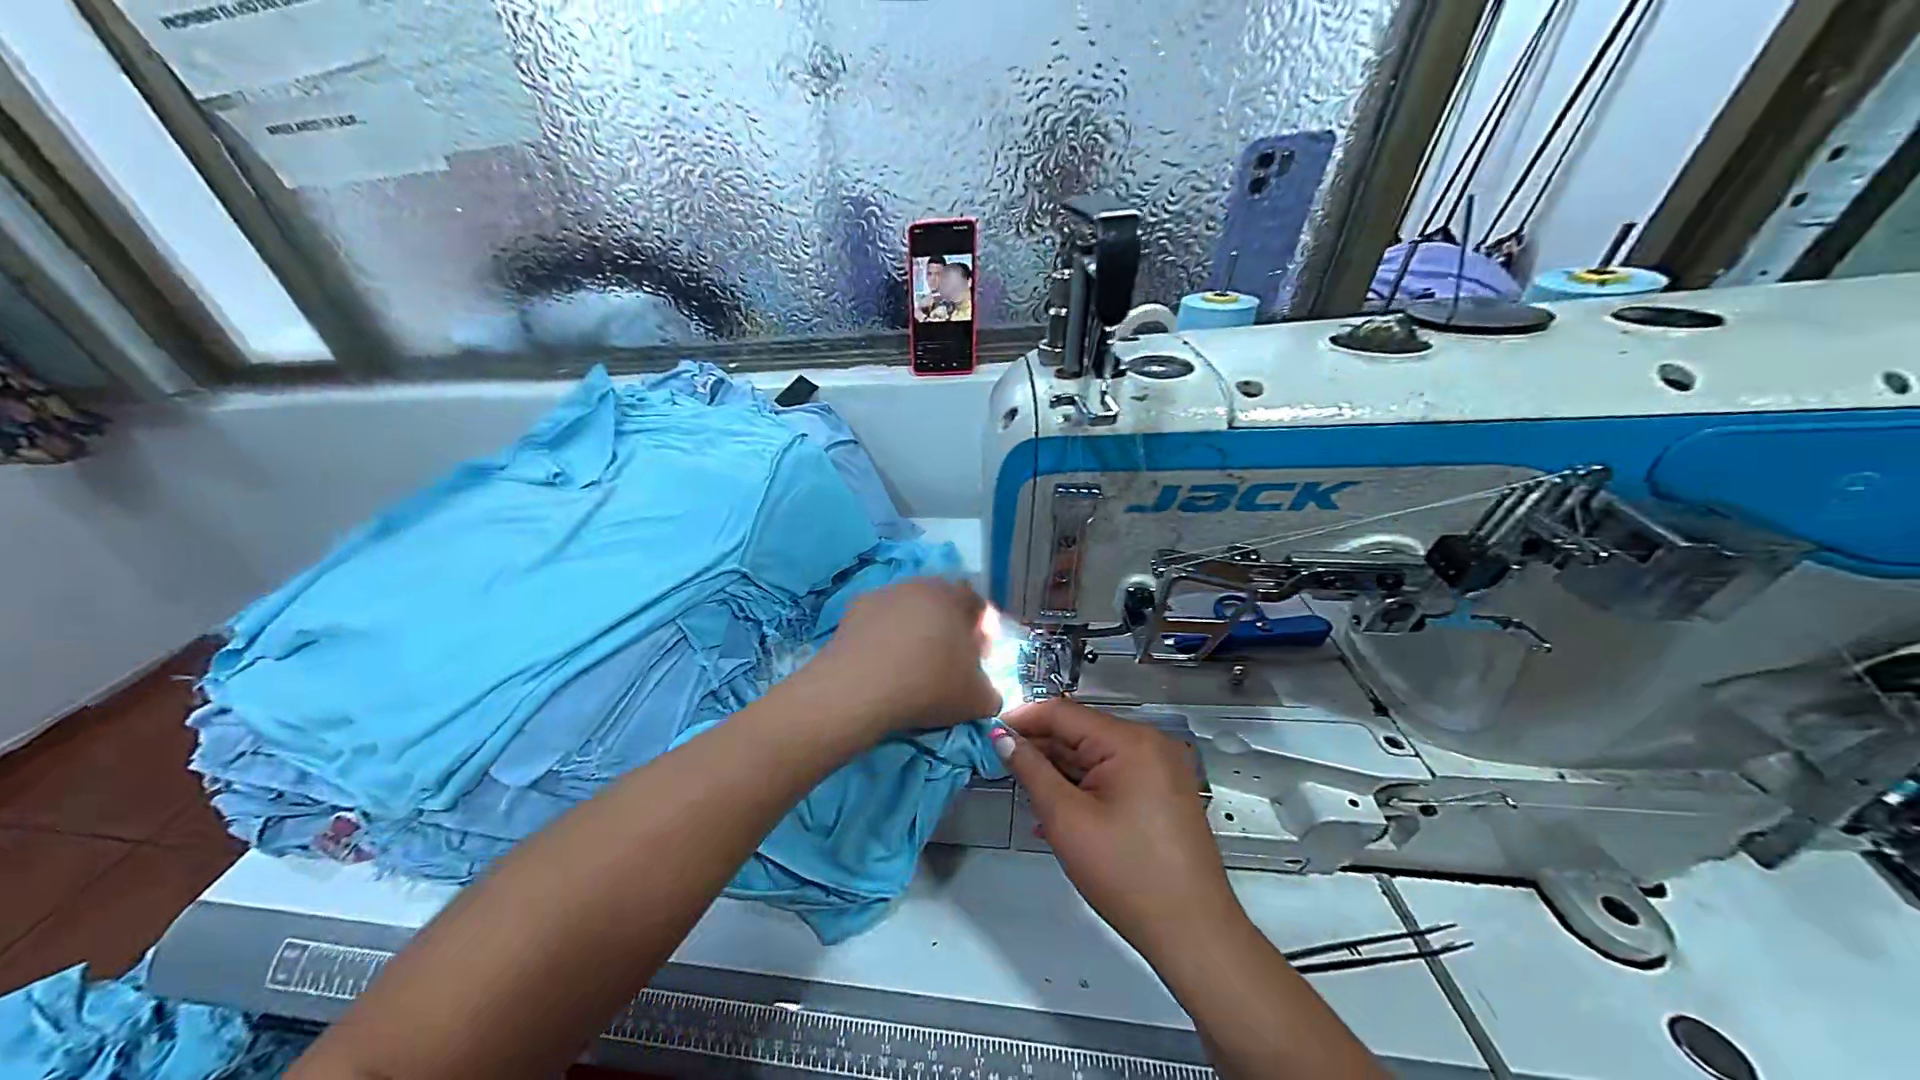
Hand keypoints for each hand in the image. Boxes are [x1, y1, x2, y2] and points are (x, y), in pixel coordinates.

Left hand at [811, 578, 1000, 731]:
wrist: (860, 689)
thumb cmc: (929, 686)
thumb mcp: (977, 700)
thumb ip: (989, 691)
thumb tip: (984, 692)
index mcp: (955, 597)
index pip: (979, 606)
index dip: (983, 633)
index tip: (978, 660)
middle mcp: (921, 585)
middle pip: (942, 603)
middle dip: (948, 628)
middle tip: (947, 661)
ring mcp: (884, 593)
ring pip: (908, 609)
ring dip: (914, 631)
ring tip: (910, 665)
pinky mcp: (854, 608)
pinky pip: (879, 621)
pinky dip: (884, 637)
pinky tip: (882, 664)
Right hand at [996, 699, 1240, 953]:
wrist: (1192, 933)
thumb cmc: (1127, 874)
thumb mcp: (1066, 818)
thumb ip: (1030, 769)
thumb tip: (1001, 736)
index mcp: (1131, 741)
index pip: (1062, 712)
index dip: (1022, 720)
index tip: (988, 734)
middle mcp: (1150, 744)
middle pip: (1080, 732)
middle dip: (1039, 749)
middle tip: (1001, 767)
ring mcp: (1160, 769)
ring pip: (1095, 757)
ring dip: (1059, 772)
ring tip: (1026, 793)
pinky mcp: (1162, 793)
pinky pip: (1113, 776)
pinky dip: (1083, 788)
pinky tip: (1057, 812)